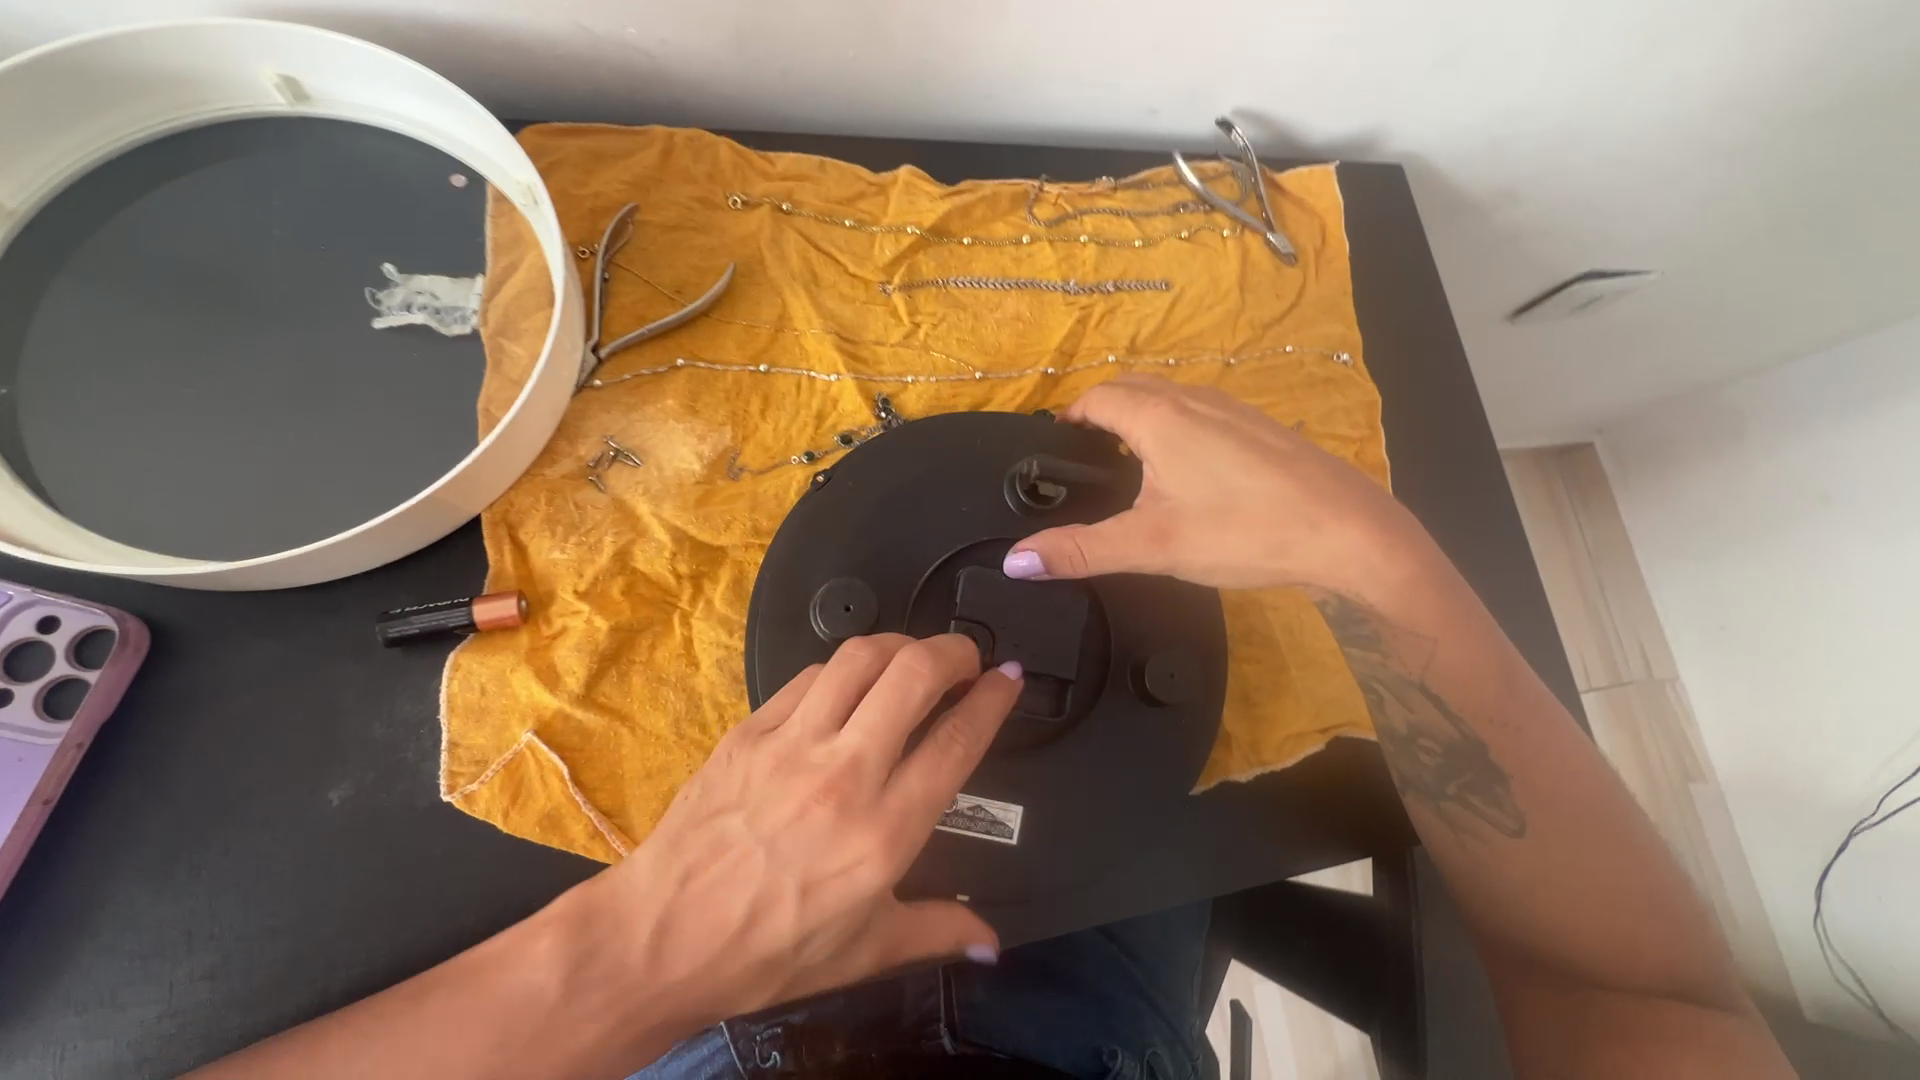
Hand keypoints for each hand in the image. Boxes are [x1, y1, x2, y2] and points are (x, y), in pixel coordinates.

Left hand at [571, 633, 1021, 1032]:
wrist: (661, 937)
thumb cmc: (767, 950)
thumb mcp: (864, 950)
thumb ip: (936, 932)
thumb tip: (991, 943)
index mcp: (885, 832)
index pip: (956, 741)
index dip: (993, 699)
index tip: (1008, 679)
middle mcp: (844, 774)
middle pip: (914, 674)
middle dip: (954, 650)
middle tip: (966, 659)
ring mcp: (792, 744)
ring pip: (860, 657)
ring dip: (899, 644)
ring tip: (912, 658)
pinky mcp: (750, 731)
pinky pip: (807, 676)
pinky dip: (842, 669)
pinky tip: (848, 684)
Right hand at [1004, 376, 1443, 602]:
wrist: (1350, 532)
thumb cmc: (1244, 532)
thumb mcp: (1153, 546)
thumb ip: (1081, 551)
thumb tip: (1014, 562)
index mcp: (1159, 417)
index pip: (1098, 398)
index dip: (1070, 416)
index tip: (1054, 445)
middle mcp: (1194, 400)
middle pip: (1132, 387)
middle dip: (1101, 409)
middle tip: (1083, 451)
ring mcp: (1234, 410)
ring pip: (1170, 396)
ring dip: (1140, 414)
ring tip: (1126, 460)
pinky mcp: (1262, 428)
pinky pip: (1202, 411)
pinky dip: (1176, 424)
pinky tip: (1187, 469)